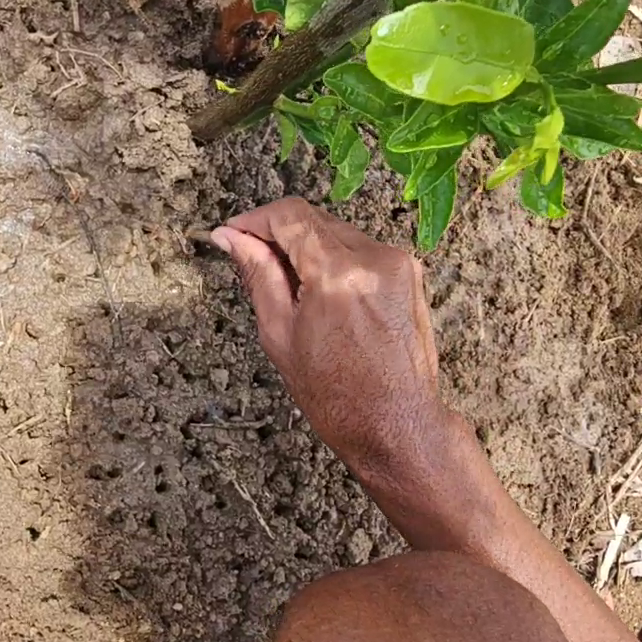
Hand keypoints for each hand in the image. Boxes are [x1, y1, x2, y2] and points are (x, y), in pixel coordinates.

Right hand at [212, 198, 464, 491]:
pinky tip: (321, 294)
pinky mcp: (409, 273)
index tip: (233, 233)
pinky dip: (334, 259)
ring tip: (290, 290)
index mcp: (338, 274)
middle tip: (252, 262)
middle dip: (278, 234)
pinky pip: (360, 250)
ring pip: (336, 232)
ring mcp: (398, 263)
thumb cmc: (337, 394)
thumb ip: (258, 275)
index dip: (254, 220)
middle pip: (313, 219)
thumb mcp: (280, 334)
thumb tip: (232, 238)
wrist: (395, 424)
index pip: (289, 216)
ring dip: (306, 247)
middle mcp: (374, 258)